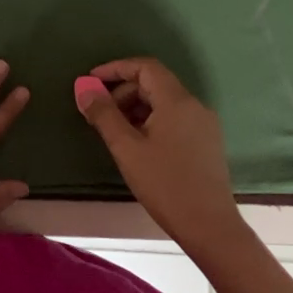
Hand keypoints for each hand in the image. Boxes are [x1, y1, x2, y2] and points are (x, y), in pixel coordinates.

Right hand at [74, 57, 246, 251]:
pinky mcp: (204, 142)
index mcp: (177, 102)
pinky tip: (134, 143)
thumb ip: (103, 113)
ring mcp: (203, 125)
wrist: (208, 225)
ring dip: (133, 107)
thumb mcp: (125, 146)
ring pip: (162, 101)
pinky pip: (172, 117)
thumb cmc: (163, 182)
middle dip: (121, 91)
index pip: (146, 67)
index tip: (89, 82)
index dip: (115, 68)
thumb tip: (83, 86)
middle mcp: (194, 107)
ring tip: (112, 130)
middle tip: (97, 112)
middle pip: (154, 83)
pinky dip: (148, 119)